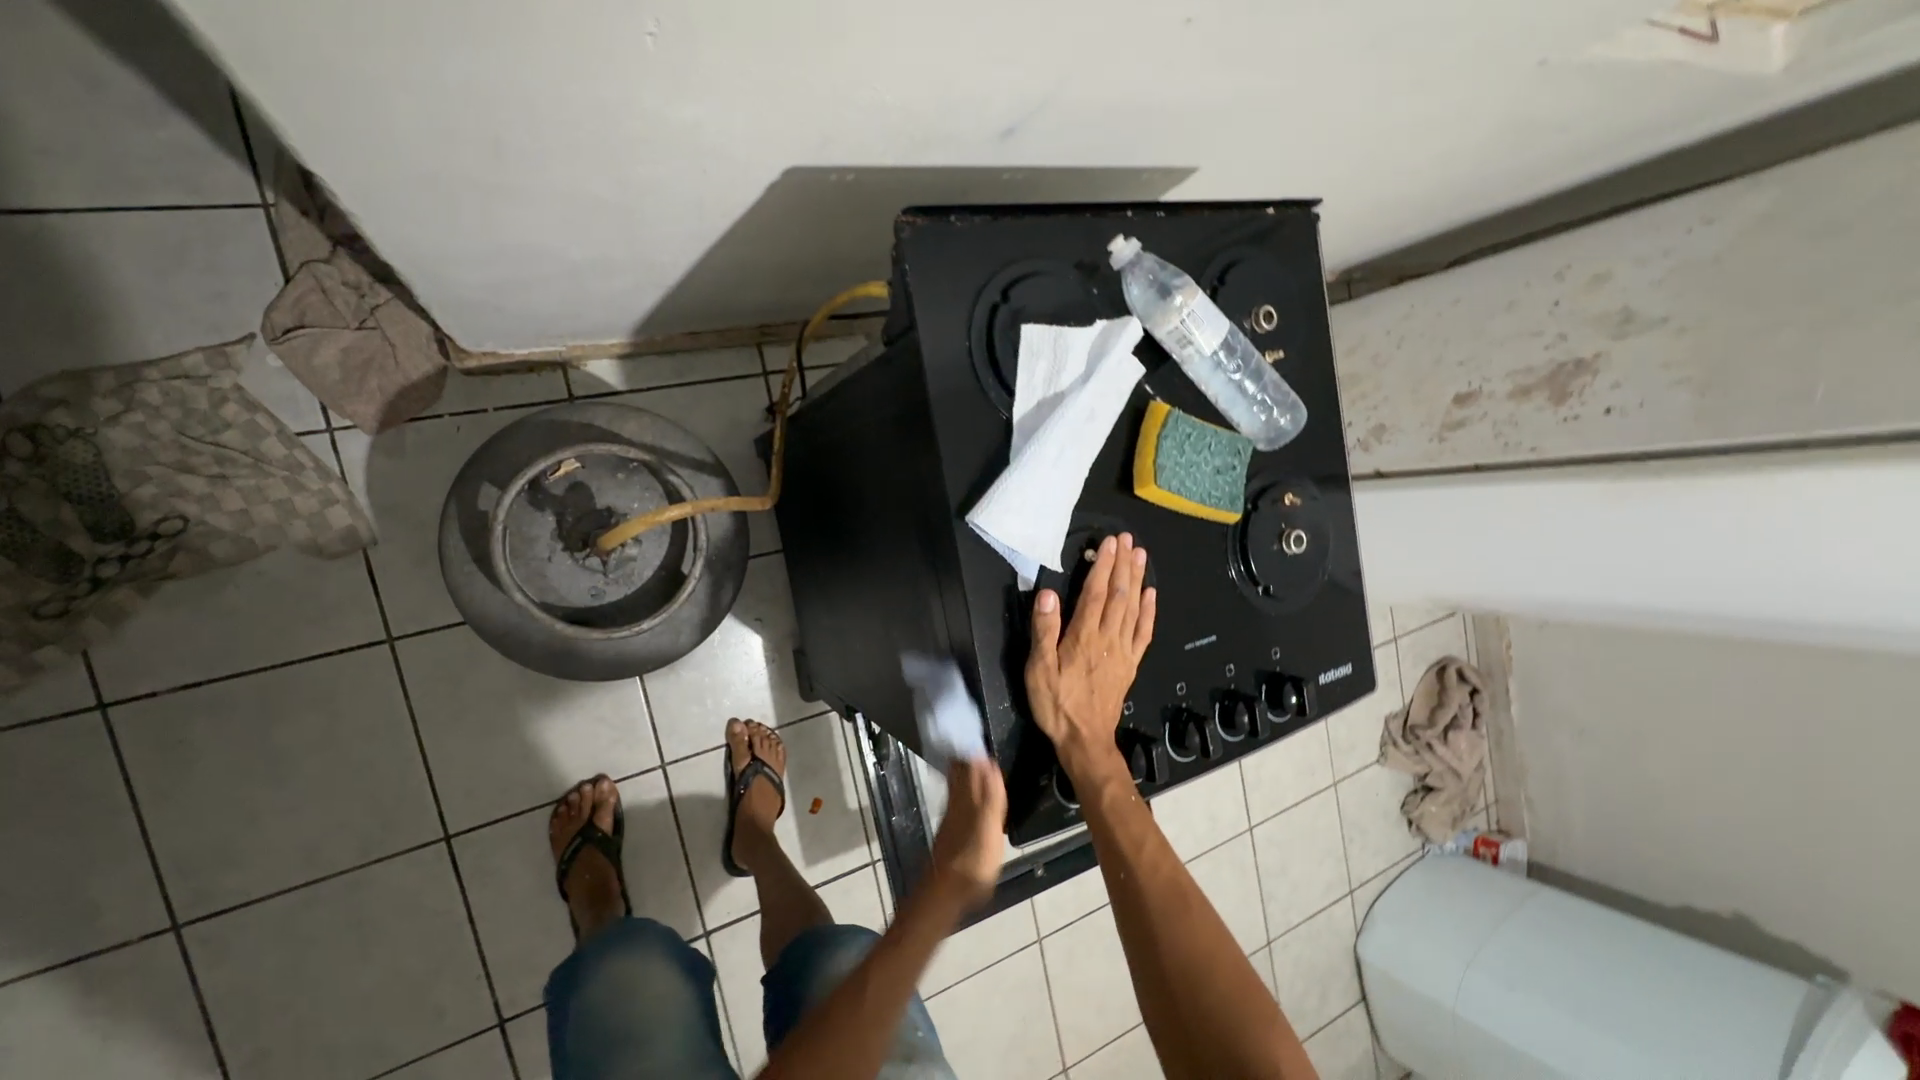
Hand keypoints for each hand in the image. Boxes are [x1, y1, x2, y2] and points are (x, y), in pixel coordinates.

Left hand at [928, 757, 1007, 908]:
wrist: (947, 892)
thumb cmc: (973, 862)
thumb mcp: (988, 829)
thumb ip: (990, 797)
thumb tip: (989, 762)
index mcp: (969, 803)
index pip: (972, 770)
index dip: (976, 755)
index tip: (979, 736)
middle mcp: (958, 807)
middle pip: (962, 777)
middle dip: (967, 760)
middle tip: (972, 742)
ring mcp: (953, 821)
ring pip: (958, 790)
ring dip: (964, 774)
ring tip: (969, 760)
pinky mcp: (952, 835)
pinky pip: (957, 804)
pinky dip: (961, 792)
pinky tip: (963, 795)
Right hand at [1026, 533, 1156, 778]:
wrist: (1085, 740)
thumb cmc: (1057, 704)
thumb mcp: (1038, 669)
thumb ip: (1044, 630)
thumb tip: (1047, 594)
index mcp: (1084, 637)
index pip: (1095, 593)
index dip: (1103, 565)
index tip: (1109, 542)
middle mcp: (1108, 638)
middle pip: (1118, 594)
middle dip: (1123, 564)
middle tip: (1128, 539)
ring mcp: (1123, 651)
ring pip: (1133, 608)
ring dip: (1137, 580)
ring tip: (1141, 555)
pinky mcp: (1131, 663)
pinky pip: (1143, 632)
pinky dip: (1148, 611)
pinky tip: (1151, 594)